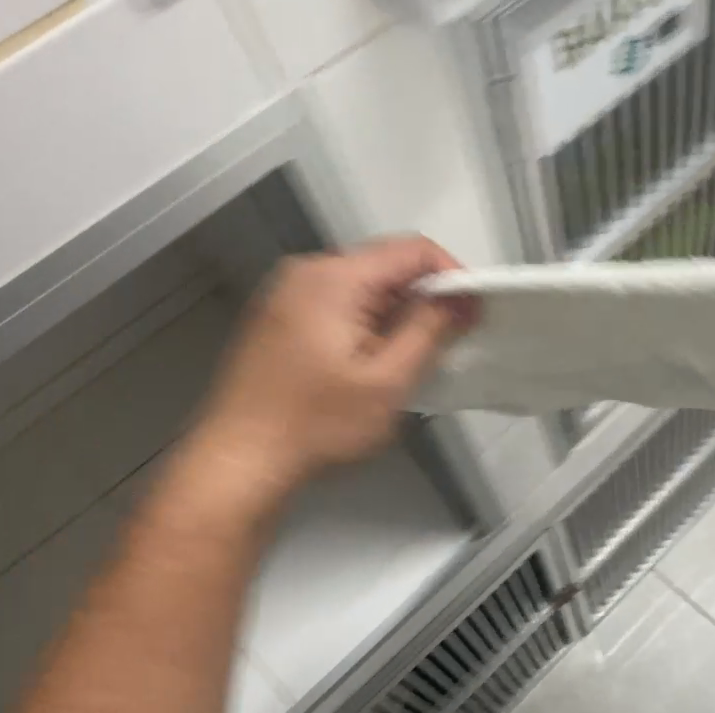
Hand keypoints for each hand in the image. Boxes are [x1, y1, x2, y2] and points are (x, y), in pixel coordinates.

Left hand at [188, 236, 475, 511]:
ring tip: (414, 364)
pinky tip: (374, 368)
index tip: (474, 316)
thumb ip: (430, 330)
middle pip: (386, 266)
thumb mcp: (387, 381)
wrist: (241, 460)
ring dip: (398, 318)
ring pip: (364, 289)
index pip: (412, 250)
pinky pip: (339, 307)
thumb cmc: (317, 424)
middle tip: (449, 347)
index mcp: (335, 277)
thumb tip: (466, 297)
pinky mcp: (280, 321)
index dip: (453, 276)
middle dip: (425, 300)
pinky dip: (368, 327)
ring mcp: (287, 295)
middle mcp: (307, 272)